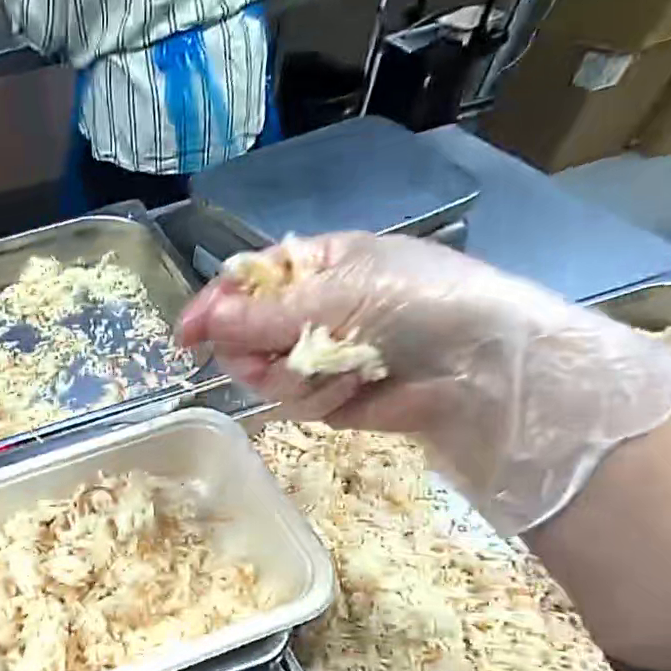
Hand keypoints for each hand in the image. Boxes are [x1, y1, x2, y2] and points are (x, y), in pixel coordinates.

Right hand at [179, 232, 670, 534]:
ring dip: (296, 379)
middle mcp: (316, 310)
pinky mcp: (340, 399)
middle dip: (257, 353)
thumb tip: (207, 320)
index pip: (246, 283)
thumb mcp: (341, 292)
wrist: (485, 365)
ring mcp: (327, 357)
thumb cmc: (418, 302)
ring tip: (343, 370)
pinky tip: (360, 391)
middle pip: (249, 336)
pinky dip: (325, 400)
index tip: (185, 336)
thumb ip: (269, 313)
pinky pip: (303, 405)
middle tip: (274, 359)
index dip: (214, 307)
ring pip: (270, 377)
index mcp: (317, 265)